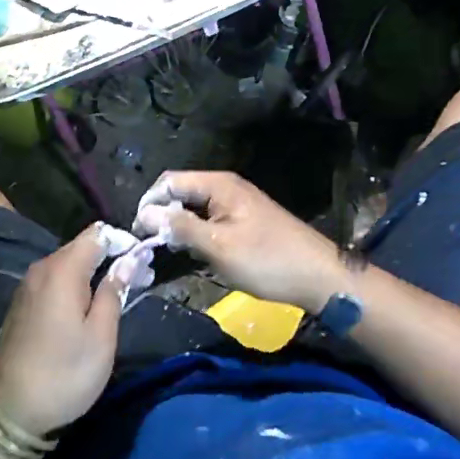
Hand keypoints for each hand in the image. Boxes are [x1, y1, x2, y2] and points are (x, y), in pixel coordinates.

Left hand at [0, 224, 132, 435]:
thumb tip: (128, 260)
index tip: (144, 260)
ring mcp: (27, 286)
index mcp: (61, 270)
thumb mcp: (101, 336)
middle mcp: (41, 269)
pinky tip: (89, 307)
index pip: (96, 234)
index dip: (122, 241)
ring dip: (94, 274)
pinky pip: (54, 283)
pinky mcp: (22, 304)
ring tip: (120, 295)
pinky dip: (75, 287)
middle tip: (140, 281)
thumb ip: (114, 293)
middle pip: (81, 248)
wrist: (10, 407)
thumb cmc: (64, 372)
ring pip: (67, 266)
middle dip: (111, 258)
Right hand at [133, 171, 350, 313]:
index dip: (149, 203)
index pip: (168, 181)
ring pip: (192, 207)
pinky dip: (194, 232)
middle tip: (151, 245)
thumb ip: (180, 227)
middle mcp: (225, 186)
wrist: (320, 277)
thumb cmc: (267, 260)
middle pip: (179, 191)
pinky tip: (192, 252)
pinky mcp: (242, 219)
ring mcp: (235, 203)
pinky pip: (207, 218)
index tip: (138, 233)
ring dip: (177, 225)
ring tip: (168, 250)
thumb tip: (144, 214)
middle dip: (161, 214)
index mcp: (218, 185)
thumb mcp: (218, 246)